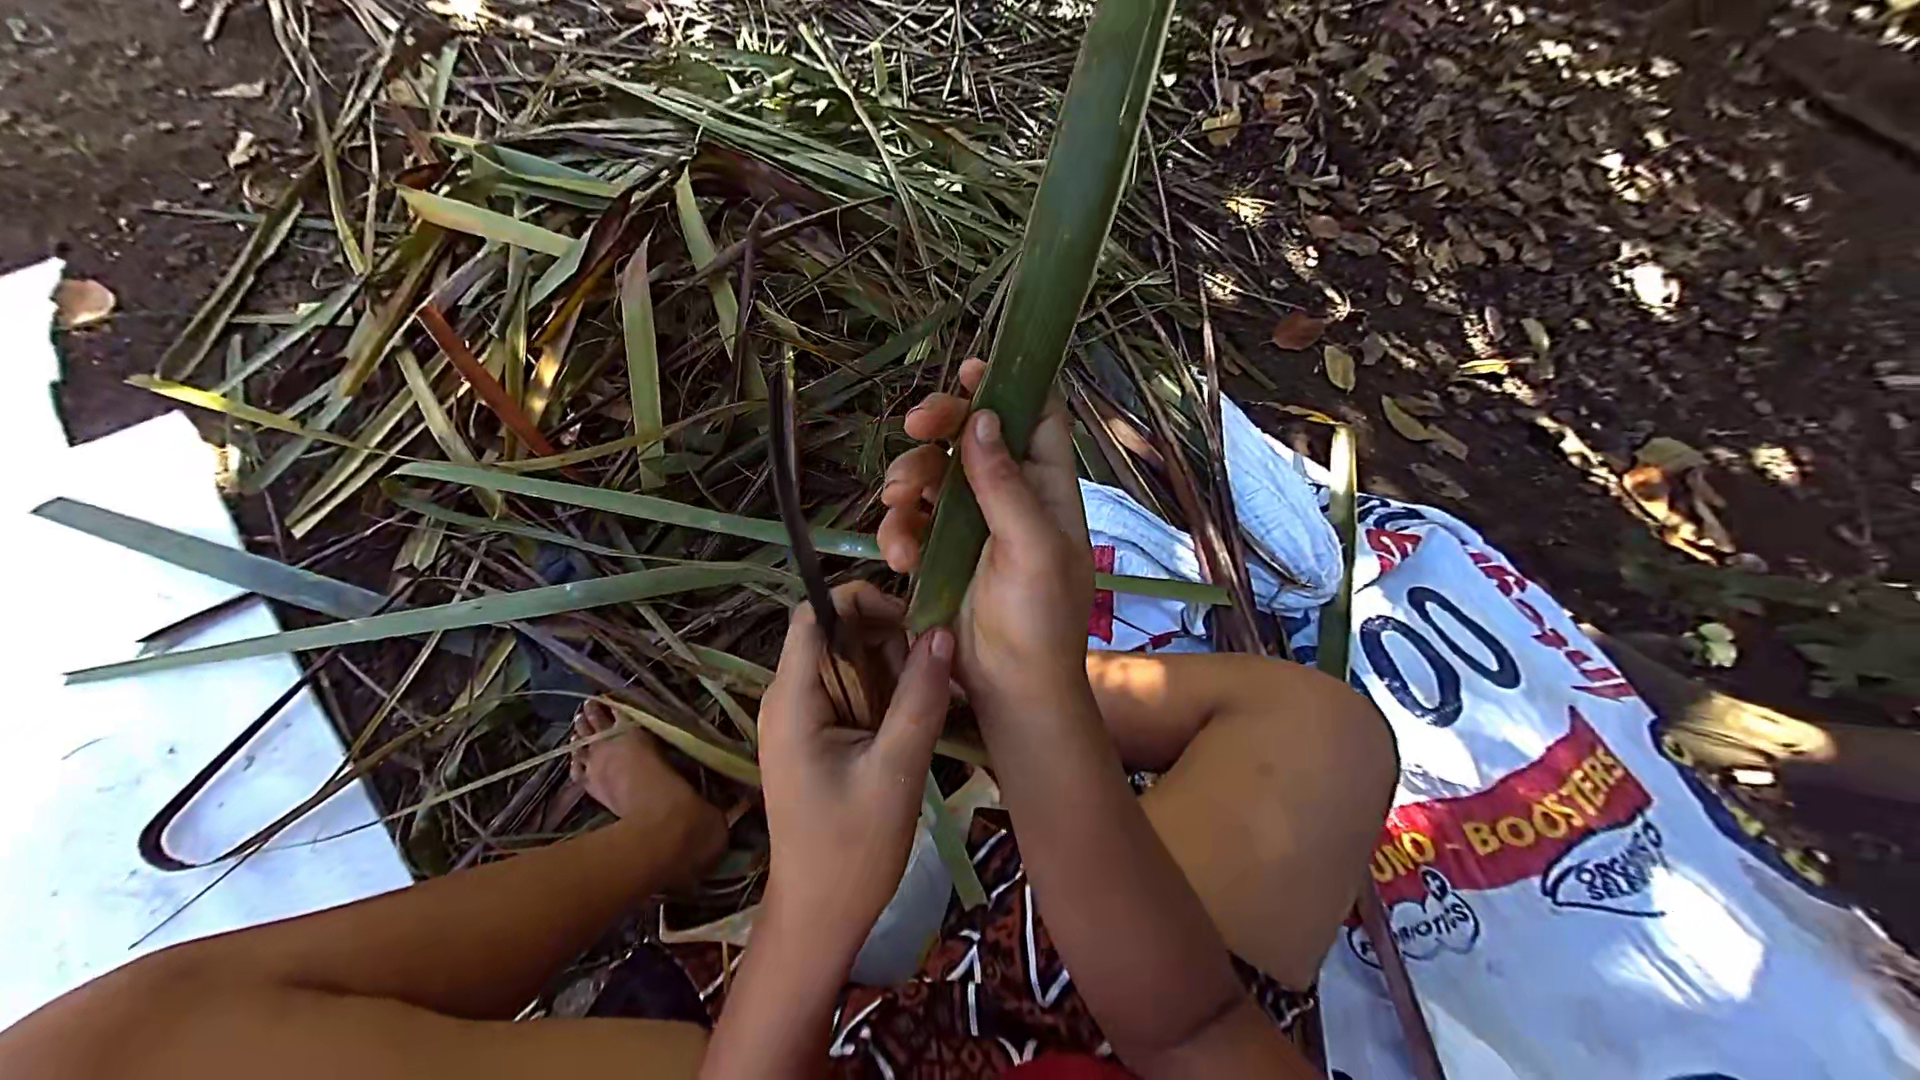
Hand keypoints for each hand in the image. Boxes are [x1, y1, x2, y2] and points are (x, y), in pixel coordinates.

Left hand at [757, 583, 954, 956]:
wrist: (821, 916)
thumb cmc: (852, 850)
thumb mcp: (896, 771)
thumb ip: (919, 699)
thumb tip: (943, 634)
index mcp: (793, 701)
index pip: (813, 615)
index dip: (859, 600)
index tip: (909, 620)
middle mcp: (789, 699)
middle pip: (835, 634)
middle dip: (884, 641)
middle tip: (927, 678)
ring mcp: (802, 718)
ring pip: (849, 661)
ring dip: (890, 669)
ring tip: (923, 706)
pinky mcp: (819, 735)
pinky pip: (853, 690)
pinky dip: (885, 693)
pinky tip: (911, 721)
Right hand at [877, 358, 1093, 713]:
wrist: (1009, 686)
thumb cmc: (1039, 618)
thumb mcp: (1033, 547)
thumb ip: (1006, 484)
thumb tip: (984, 417)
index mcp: (1044, 487)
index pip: (1035, 417)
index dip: (1007, 386)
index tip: (971, 370)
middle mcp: (1007, 496)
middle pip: (971, 435)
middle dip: (940, 424)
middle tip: (914, 425)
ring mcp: (968, 523)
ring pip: (931, 473)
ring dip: (908, 478)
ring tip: (898, 501)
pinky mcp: (936, 551)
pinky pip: (909, 520)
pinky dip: (898, 530)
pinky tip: (901, 555)